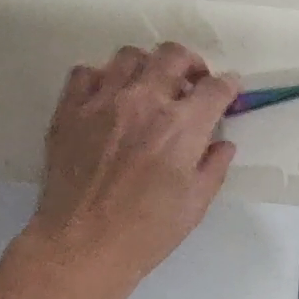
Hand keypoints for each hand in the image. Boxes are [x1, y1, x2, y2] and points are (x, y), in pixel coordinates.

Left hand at [25, 42, 241, 280]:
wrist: (83, 243)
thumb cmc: (147, 232)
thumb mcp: (195, 205)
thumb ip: (213, 167)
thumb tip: (222, 144)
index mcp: (181, 126)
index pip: (214, 89)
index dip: (228, 86)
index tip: (229, 92)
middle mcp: (144, 101)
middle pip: (173, 55)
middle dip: (191, 64)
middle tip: (193, 83)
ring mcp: (102, 100)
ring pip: (130, 56)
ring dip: (148, 67)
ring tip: (150, 88)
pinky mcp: (70, 108)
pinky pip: (87, 72)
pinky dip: (103, 78)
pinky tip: (109, 99)